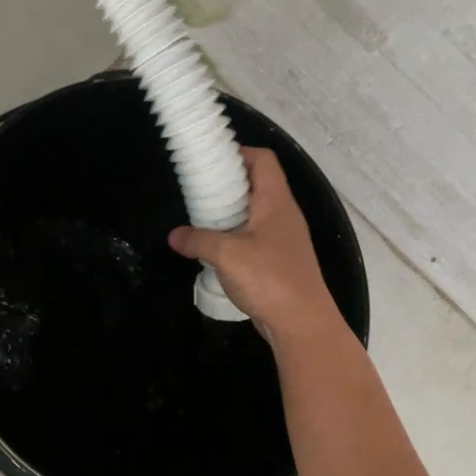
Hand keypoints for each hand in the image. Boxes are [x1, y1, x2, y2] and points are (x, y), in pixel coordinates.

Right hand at [169, 147, 341, 344]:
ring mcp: (282, 238)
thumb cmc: (269, 278)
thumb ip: (198, 240)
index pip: (263, 160)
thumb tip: (175, 236)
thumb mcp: (226, 254)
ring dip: (228, 213)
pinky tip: (213, 250)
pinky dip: (233, 236)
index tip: (210, 163)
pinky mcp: (277, 260)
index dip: (238, 154)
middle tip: (197, 192)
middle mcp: (283, 214)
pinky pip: (252, 236)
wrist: (300, 322)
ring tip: (200, 219)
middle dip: (227, 184)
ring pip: (253, 212)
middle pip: (256, 184)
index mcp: (276, 201)